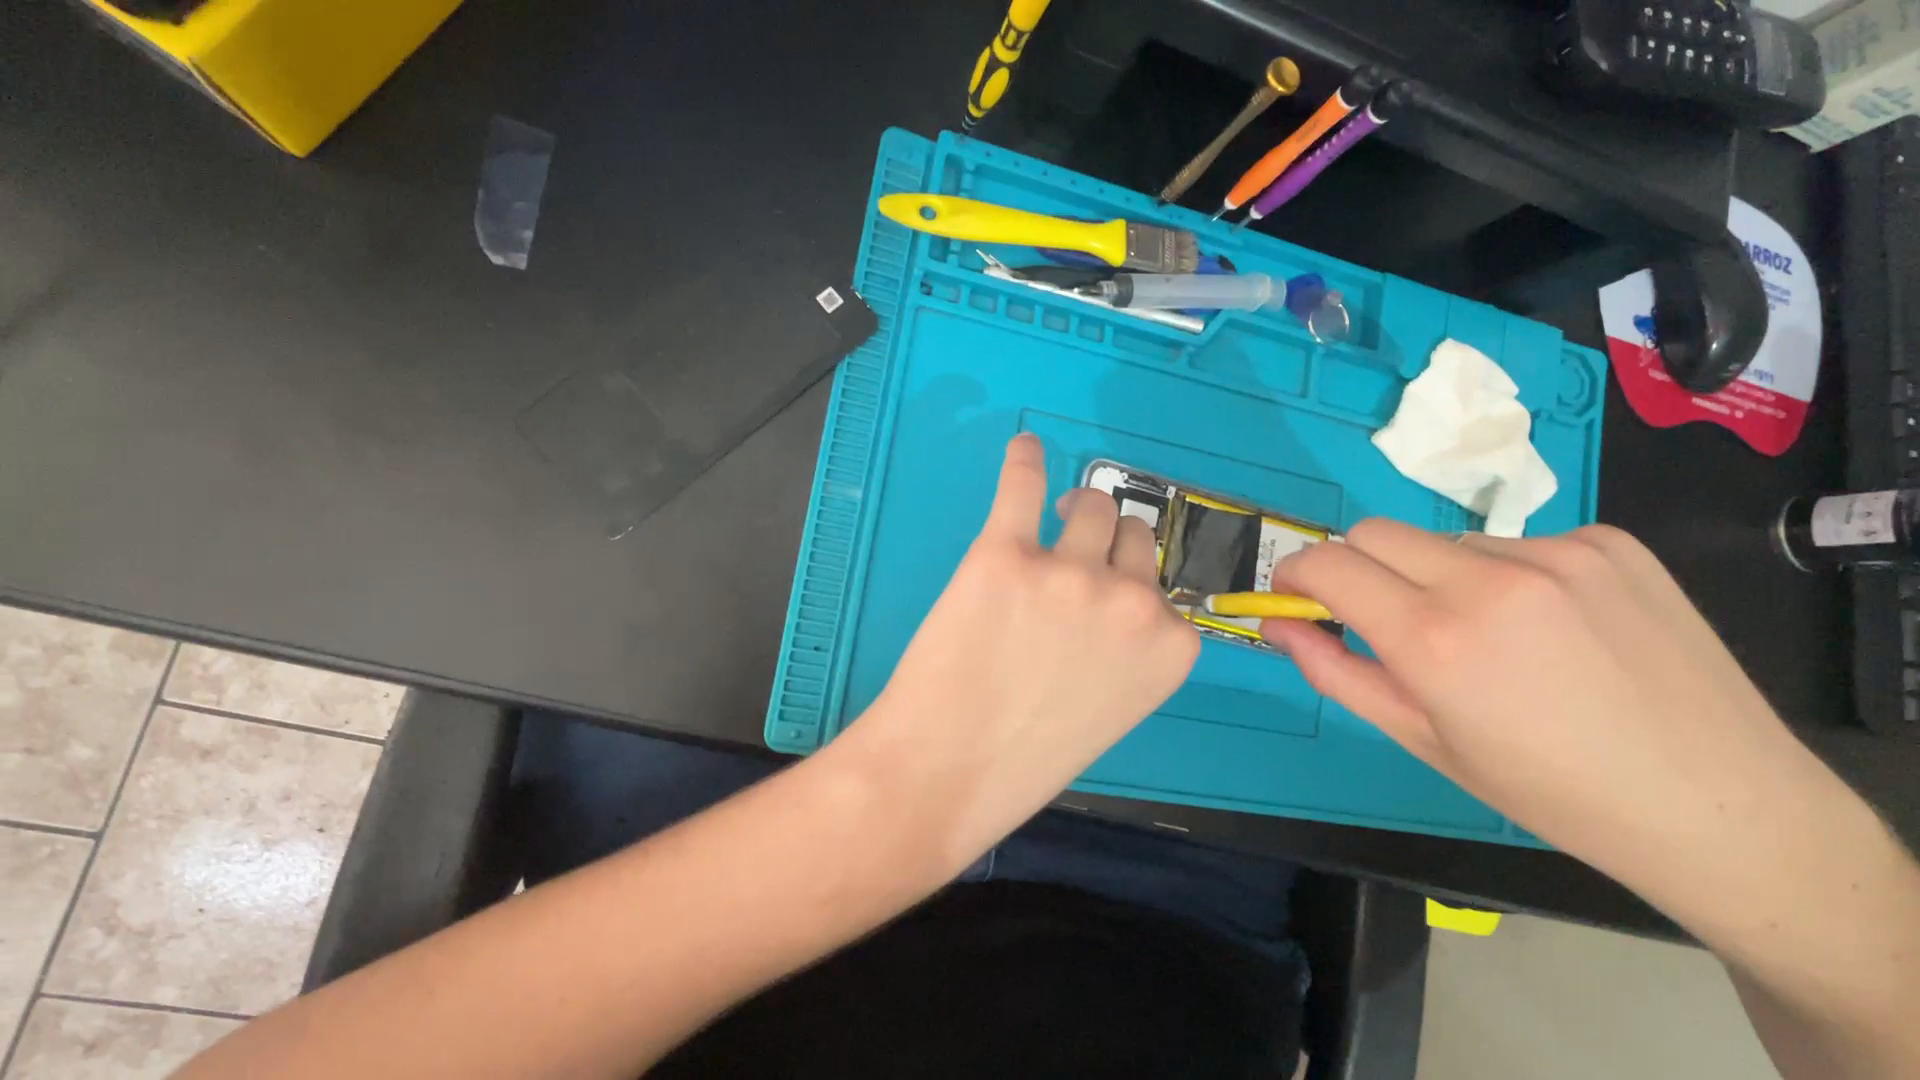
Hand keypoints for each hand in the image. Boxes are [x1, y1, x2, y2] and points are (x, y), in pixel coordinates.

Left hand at [845, 434, 1199, 866]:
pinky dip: (1025, 462)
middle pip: (1132, 536)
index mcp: (1172, 648)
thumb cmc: (1025, 759)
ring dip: (1076, 508)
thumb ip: (1126, 651)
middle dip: (1108, 542)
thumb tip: (1109, 599)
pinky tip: (1026, 448)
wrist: (946, 772)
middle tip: (1077, 550)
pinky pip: (1023, 486)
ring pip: (1090, 507)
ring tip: (1054, 513)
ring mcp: (1069, 572)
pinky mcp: (1004, 553)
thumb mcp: (1111, 708)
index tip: (1106, 595)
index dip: (1129, 590)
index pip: (1164, 591)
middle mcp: (1133, 602)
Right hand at [1258, 520, 1853, 902]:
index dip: (1295, 572)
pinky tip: (1552, 627)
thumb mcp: (1424, 741)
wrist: (1718, 803)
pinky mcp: (1610, 542)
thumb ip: (1336, 672)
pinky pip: (1520, 542)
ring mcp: (1557, 552)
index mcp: (1436, 639)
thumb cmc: (1550, 791)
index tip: (1294, 593)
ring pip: (1448, 541)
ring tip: (1489, 636)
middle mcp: (1490, 578)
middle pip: (1375, 532)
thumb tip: (1274, 625)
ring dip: (1437, 575)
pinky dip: (1507, 575)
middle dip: (1355, 566)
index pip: (1328, 564)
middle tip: (1379, 617)